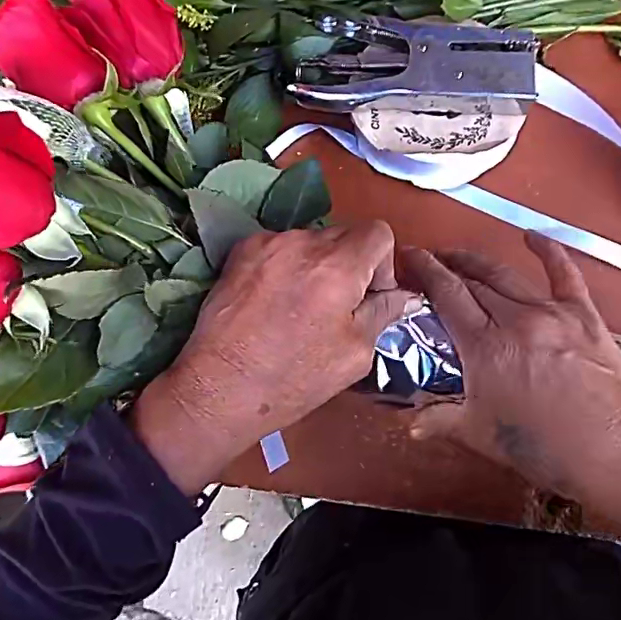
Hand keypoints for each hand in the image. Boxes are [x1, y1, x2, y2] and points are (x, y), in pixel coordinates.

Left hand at [132, 220, 417, 493]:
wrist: (220, 387)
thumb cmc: (293, 378)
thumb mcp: (355, 354)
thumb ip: (382, 313)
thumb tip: (400, 294)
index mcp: (338, 266)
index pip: (378, 232)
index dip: (382, 263)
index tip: (369, 295)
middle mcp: (302, 242)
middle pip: (344, 235)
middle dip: (350, 264)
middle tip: (337, 307)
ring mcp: (267, 243)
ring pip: (310, 241)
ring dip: (316, 265)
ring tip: (299, 307)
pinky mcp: (240, 251)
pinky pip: (279, 247)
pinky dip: (286, 266)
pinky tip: (273, 302)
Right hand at [399, 232, 620, 542]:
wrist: (609, 450)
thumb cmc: (545, 445)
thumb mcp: (478, 433)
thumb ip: (439, 420)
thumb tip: (412, 422)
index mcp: (485, 346)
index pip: (447, 293)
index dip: (426, 270)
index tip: (413, 258)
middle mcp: (515, 321)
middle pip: (474, 280)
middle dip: (448, 265)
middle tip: (433, 262)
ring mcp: (551, 314)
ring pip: (507, 274)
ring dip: (481, 261)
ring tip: (464, 256)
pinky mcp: (583, 316)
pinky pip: (564, 274)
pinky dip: (549, 251)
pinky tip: (534, 238)